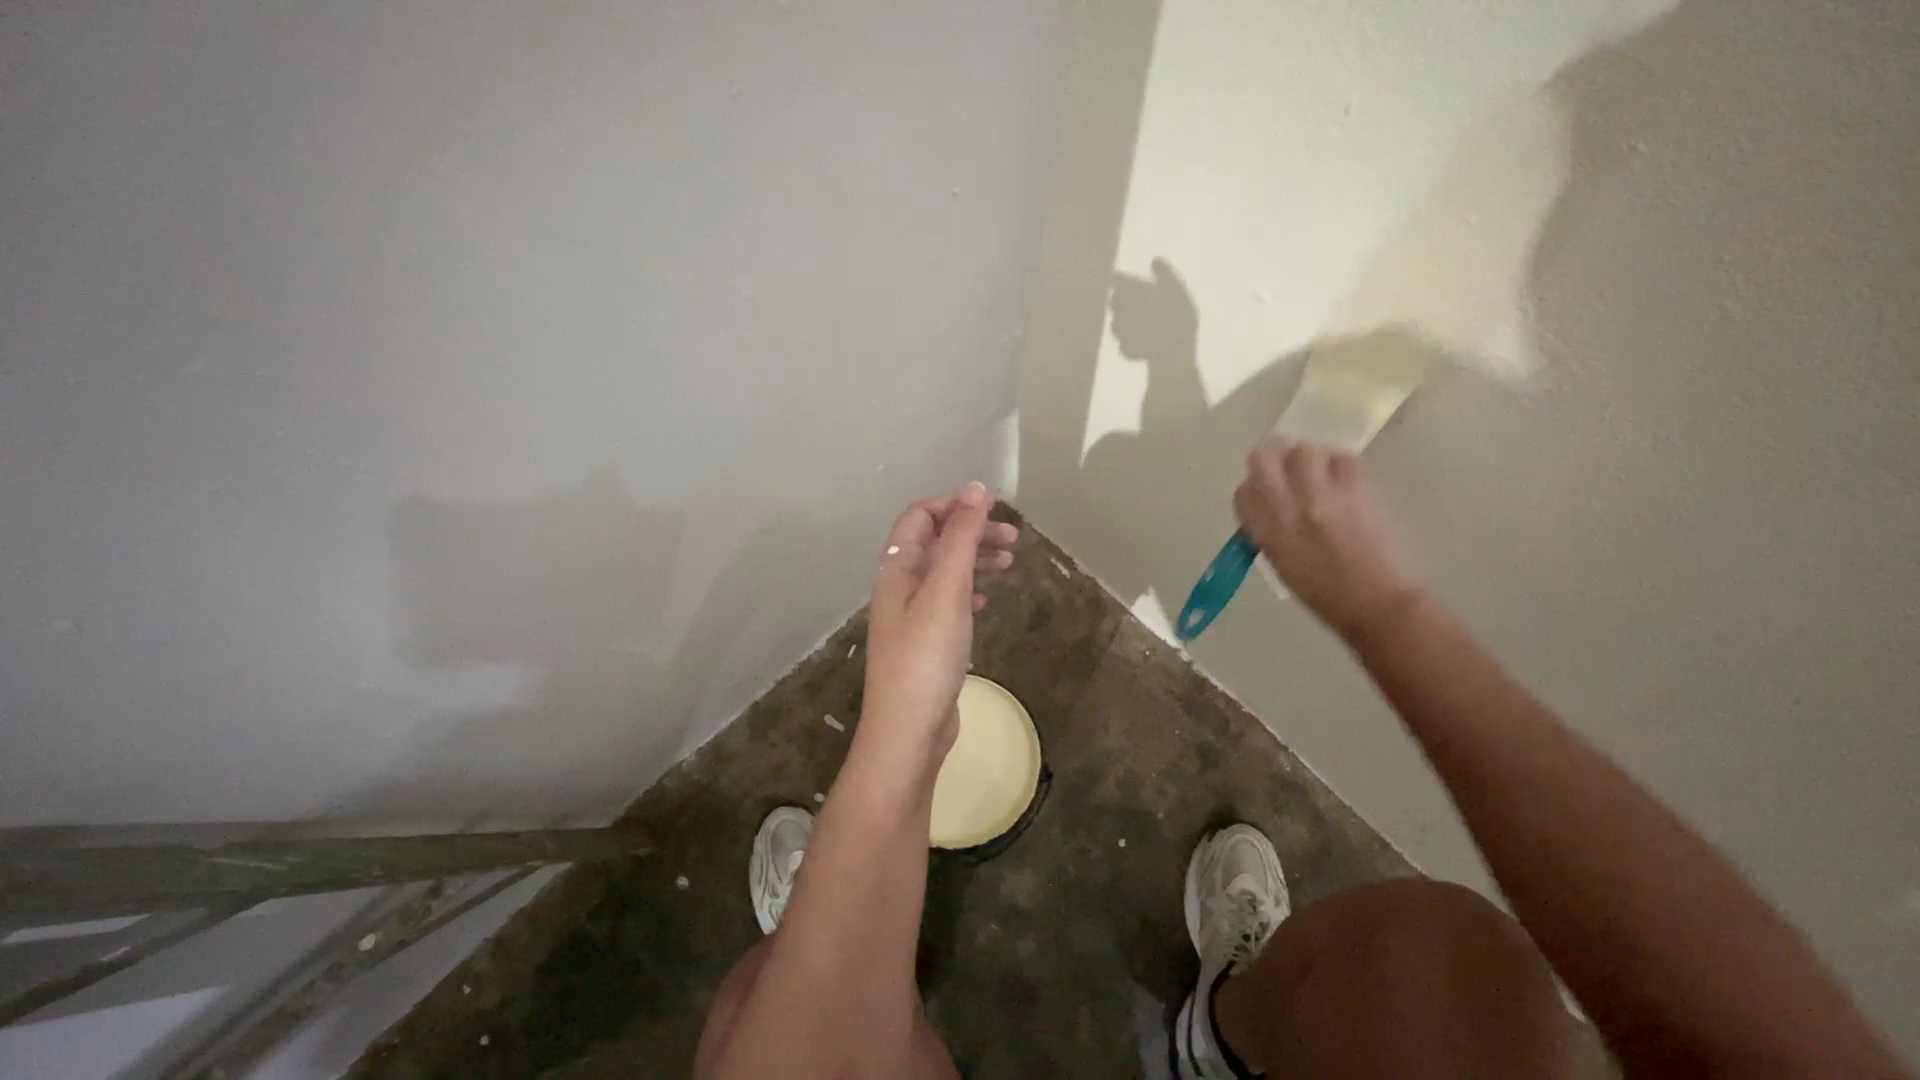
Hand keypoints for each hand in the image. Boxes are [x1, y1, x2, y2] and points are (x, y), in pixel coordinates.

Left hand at [861, 482, 1017, 757]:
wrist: (909, 731)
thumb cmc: (926, 656)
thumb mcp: (946, 590)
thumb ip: (961, 539)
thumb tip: (976, 489)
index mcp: (897, 568)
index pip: (921, 516)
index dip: (956, 506)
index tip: (997, 511)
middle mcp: (899, 586)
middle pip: (936, 542)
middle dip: (972, 532)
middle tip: (1014, 540)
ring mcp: (912, 615)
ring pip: (945, 571)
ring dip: (975, 560)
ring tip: (1010, 564)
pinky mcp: (926, 641)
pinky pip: (948, 600)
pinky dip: (970, 590)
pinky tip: (987, 599)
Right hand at [1234, 436, 1422, 642]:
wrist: (1374, 600)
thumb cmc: (1324, 592)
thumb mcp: (1280, 563)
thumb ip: (1269, 529)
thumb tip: (1272, 503)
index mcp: (1265, 531)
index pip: (1243, 491)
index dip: (1256, 487)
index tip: (1269, 491)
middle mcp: (1286, 506)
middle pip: (1265, 457)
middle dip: (1275, 457)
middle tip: (1291, 467)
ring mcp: (1321, 493)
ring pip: (1305, 449)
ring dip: (1312, 458)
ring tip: (1325, 474)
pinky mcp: (1355, 487)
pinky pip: (1343, 458)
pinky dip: (1343, 466)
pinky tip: (1349, 483)